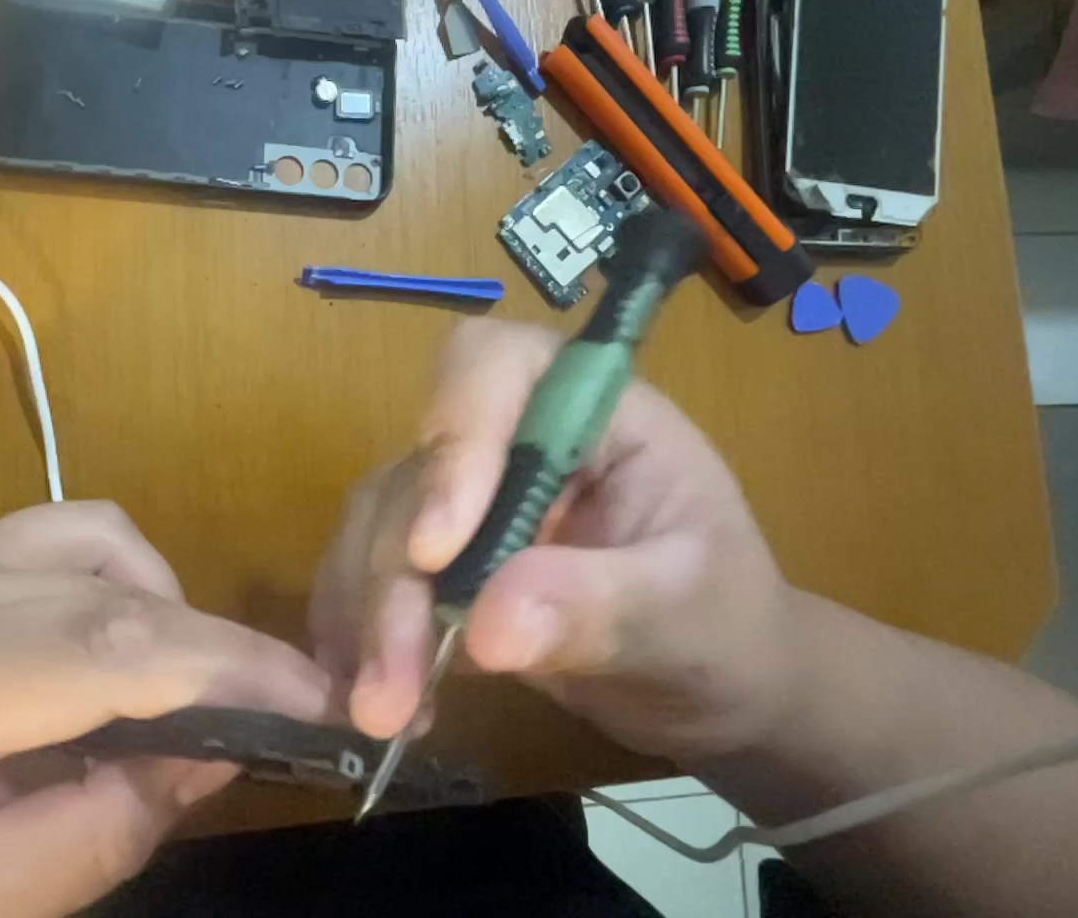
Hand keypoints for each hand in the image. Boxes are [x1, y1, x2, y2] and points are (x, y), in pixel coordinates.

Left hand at [0, 502, 331, 916]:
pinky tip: (110, 645)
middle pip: (118, 587)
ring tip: (178, 690)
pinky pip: (67, 534)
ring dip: (166, 606)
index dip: (229, 669)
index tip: (317, 702)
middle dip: (218, 645)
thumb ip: (91, 834)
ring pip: (102, 538)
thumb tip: (206, 754)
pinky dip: (120, 579)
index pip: (112, 651)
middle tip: (273, 715)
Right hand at [309, 319, 796, 763]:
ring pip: (375, 525)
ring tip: (382, 711)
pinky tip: (370, 690)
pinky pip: (362, 570)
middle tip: (392, 692)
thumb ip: (602, 607)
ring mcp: (457, 491)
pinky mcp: (424, 549)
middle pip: (417, 471)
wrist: (705, 677)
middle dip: (397, 581)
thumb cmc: (722, 626)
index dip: (456, 439)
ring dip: (367, 617)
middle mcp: (505, 435)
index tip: (437, 552)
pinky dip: (355, 629)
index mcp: (586, 408)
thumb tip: (488, 629)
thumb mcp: (690, 616)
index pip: (494, 367)